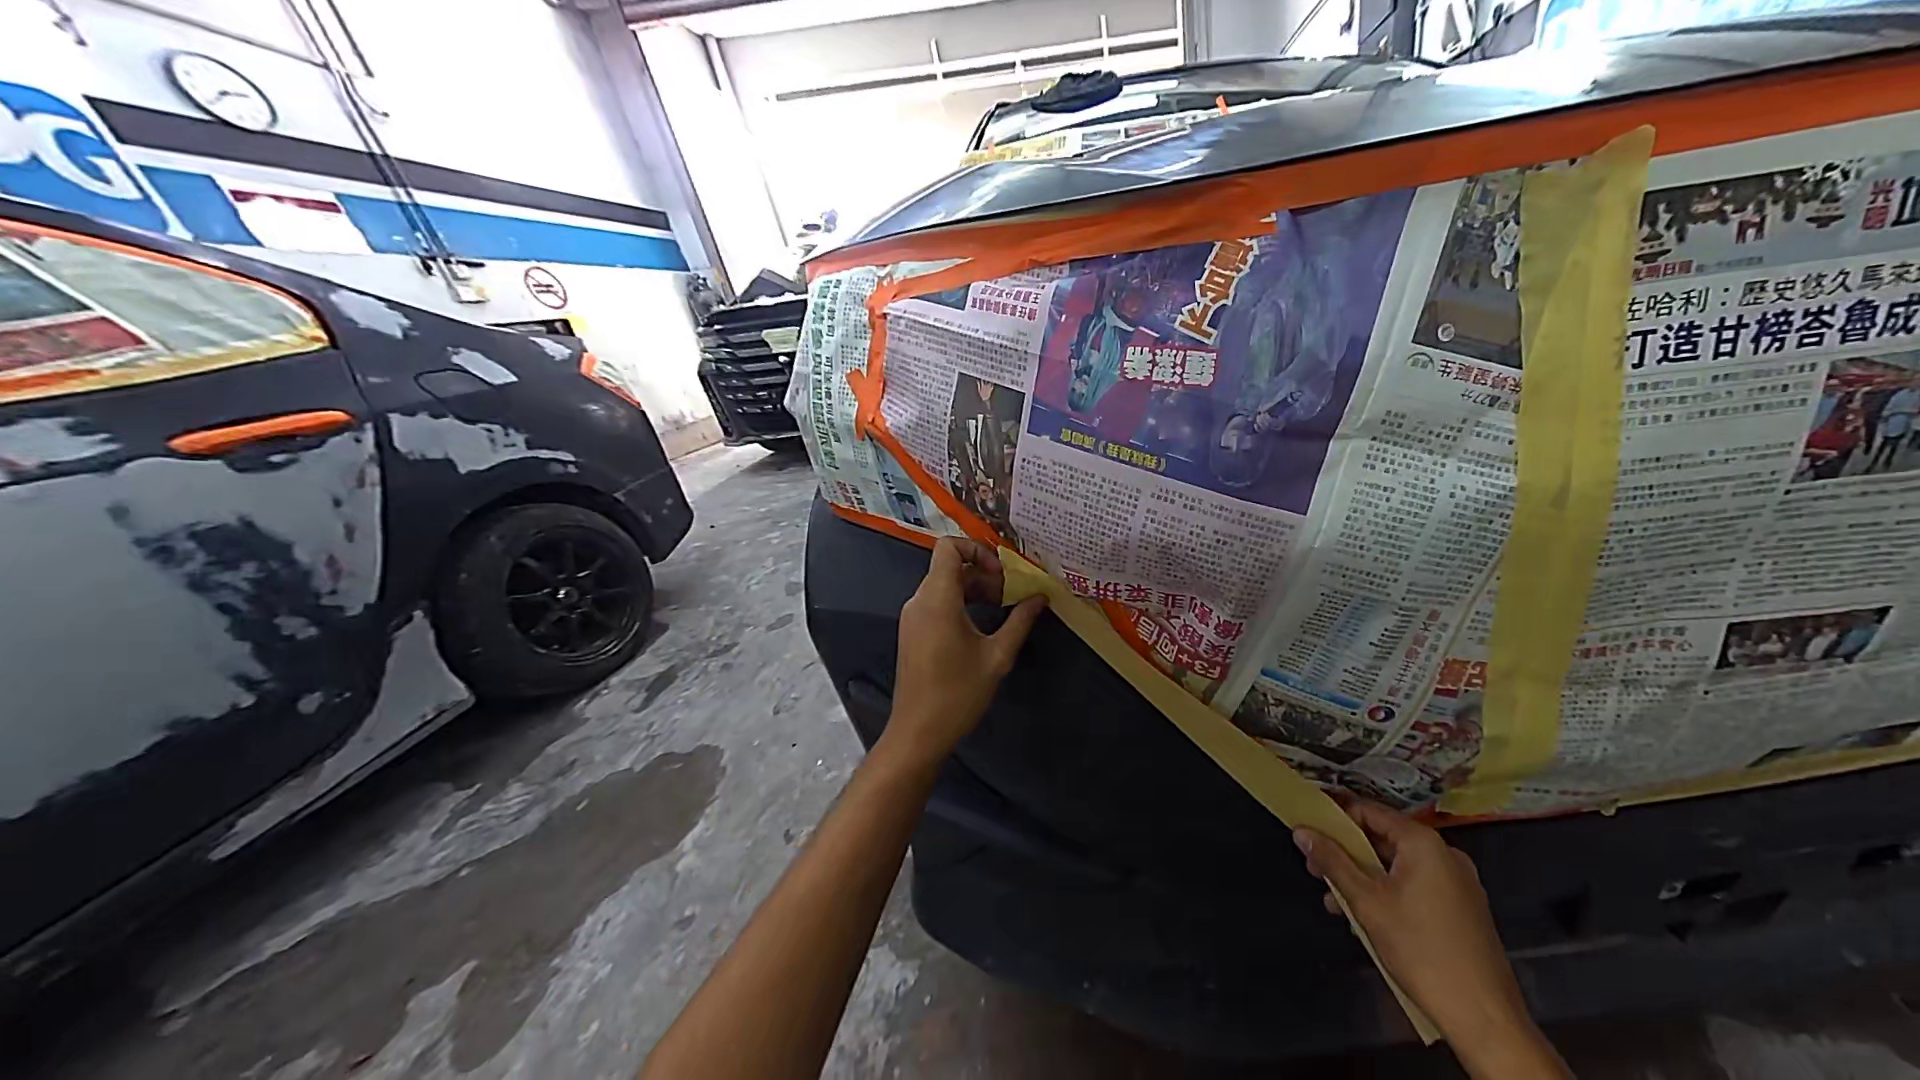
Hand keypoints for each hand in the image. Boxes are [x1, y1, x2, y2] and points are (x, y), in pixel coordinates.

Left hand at [883, 538, 1046, 768]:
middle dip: (982, 573)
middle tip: (1009, 594)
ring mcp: (912, 616)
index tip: (1002, 573)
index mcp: (937, 599)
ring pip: (943, 584)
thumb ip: (1020, 621)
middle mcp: (919, 601)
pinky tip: (982, 623)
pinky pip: (936, 602)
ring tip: (1001, 608)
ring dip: (973, 589)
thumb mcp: (997, 656)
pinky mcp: (912, 631)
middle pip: (949, 566)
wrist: (918, 731)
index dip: (977, 549)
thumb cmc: (958, 694)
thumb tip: (1040, 597)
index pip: (948, 547)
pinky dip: (960, 602)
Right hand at [1294, 800, 1567, 1077]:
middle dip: (1345, 852)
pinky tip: (1363, 915)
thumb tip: (1302, 832)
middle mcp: (1445, 855)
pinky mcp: (1461, 909)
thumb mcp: (1365, 900)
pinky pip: (1413, 885)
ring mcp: (1457, 883)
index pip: (1368, 811)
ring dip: (1361, 876)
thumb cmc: (1419, 948)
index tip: (1307, 827)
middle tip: (1315, 867)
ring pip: (1396, 866)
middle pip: (1382, 838)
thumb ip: (1331, 860)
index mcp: (1423, 843)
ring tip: (1334, 898)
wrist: (1483, 1016)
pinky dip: (1385, 892)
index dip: (1334, 815)